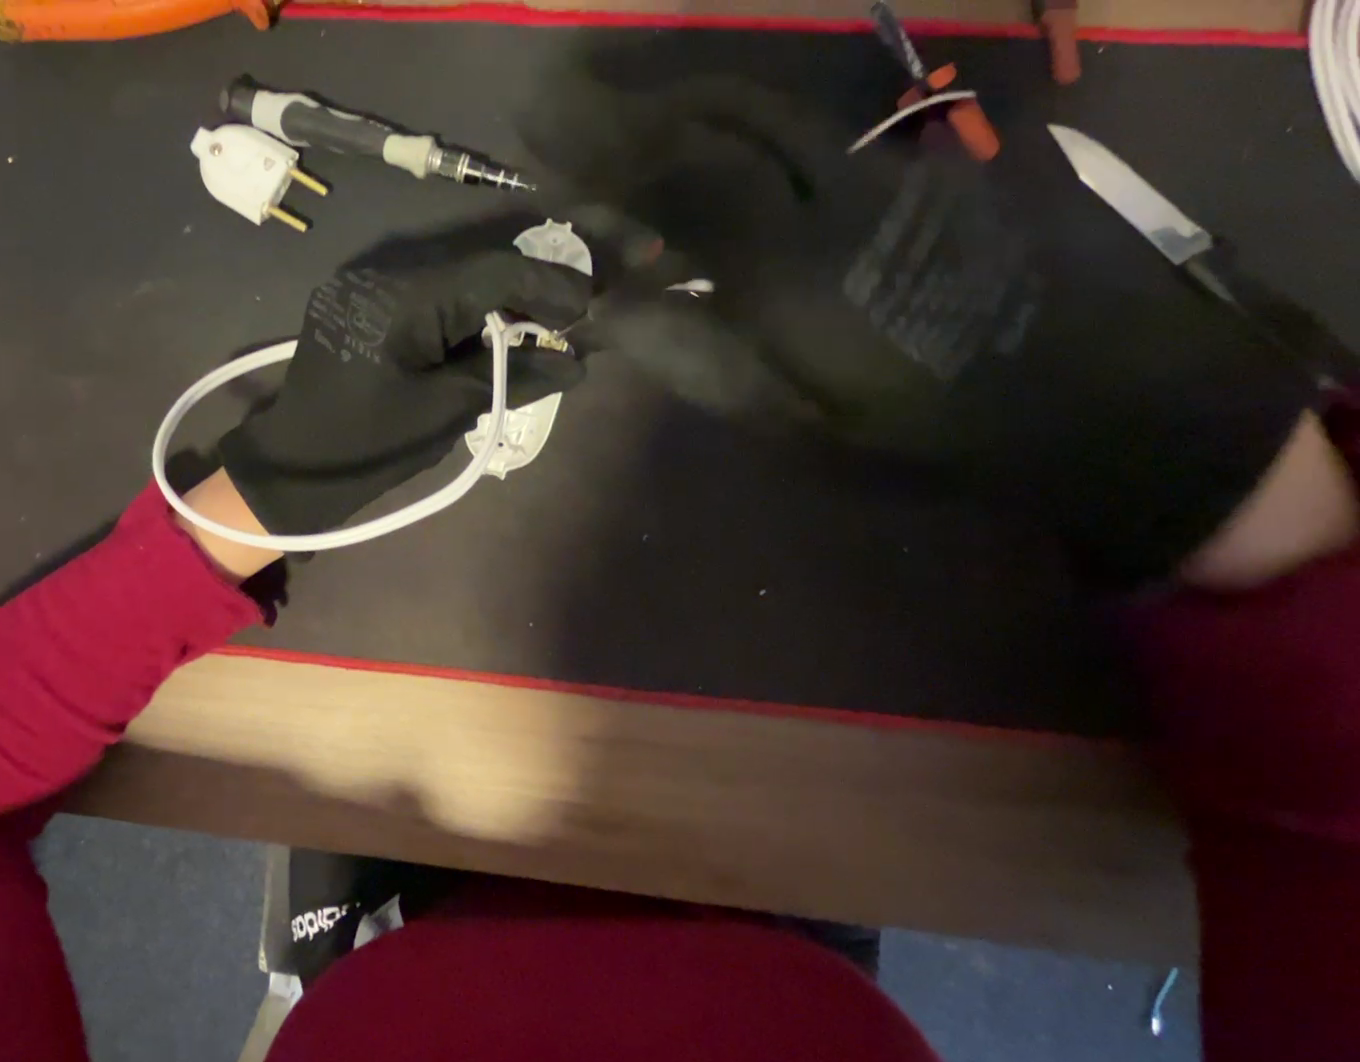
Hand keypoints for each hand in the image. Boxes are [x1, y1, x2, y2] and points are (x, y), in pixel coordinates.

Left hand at [217, 222, 592, 535]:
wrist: (291, 467)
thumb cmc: (363, 448)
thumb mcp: (442, 414)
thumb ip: (510, 378)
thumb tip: (575, 361)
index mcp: (402, 298)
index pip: (494, 273)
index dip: (552, 284)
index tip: (594, 306)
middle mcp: (387, 274)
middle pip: (483, 262)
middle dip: (545, 273)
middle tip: (607, 273)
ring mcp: (375, 284)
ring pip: (463, 275)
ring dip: (516, 291)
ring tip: (568, 306)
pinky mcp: (372, 303)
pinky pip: (439, 294)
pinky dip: (479, 308)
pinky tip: (515, 321)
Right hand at [522, 67, 1335, 587]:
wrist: (1059, 388)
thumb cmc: (896, 418)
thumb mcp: (775, 410)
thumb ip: (682, 351)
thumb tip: (601, 306)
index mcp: (786, 263)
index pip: (674, 172)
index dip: (598, 139)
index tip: (536, 117)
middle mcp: (828, 192)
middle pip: (716, 117)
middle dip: (632, 110)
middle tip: (571, 119)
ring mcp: (874, 170)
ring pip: (763, 110)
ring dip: (683, 110)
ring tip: (629, 135)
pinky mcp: (906, 168)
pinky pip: (802, 130)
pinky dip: (737, 132)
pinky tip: (715, 165)